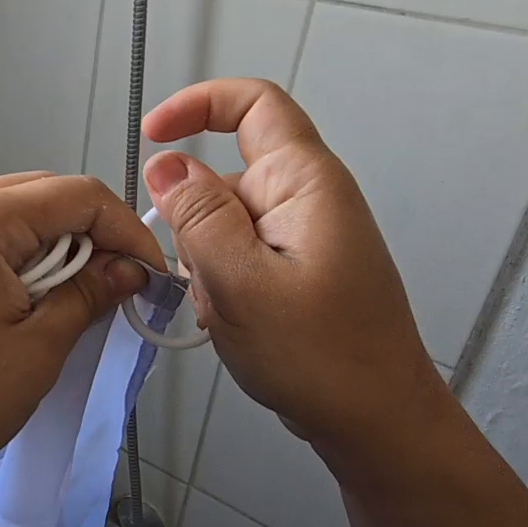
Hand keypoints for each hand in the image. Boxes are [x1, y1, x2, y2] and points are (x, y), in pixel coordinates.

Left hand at [0, 173, 164, 498]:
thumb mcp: (33, 352)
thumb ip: (87, 297)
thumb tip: (123, 269)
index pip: (79, 194)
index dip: (127, 232)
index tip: (149, 277)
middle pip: (40, 198)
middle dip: (87, 241)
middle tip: (110, 295)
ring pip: (6, 222)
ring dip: (46, 256)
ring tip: (59, 312)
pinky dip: (6, 266)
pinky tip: (10, 313)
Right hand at [141, 79, 450, 448]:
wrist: (375, 422)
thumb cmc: (319, 356)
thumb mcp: (239, 281)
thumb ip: (196, 217)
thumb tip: (164, 165)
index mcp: (304, 184)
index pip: (254, 105)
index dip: (198, 104)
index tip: (152, 133)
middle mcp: (305, 200)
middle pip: (224, 178)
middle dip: (191, 221)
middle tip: (195, 277)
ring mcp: (301, 237)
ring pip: (222, 223)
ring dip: (202, 260)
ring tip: (220, 309)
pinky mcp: (294, 269)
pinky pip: (236, 255)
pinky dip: (217, 281)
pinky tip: (227, 320)